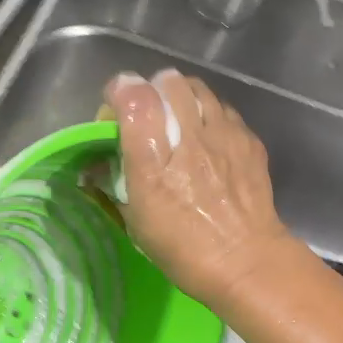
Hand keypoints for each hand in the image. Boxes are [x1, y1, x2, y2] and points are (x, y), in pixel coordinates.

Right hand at [103, 69, 299, 302]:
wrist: (244, 260)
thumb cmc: (181, 249)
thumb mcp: (136, 222)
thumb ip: (116, 184)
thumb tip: (95, 166)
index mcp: (154, 161)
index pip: (134, 97)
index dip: (120, 92)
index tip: (113, 107)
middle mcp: (189, 136)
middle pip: (168, 81)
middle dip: (151, 91)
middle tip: (146, 116)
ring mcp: (224, 133)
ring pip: (198, 89)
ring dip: (181, 98)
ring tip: (177, 124)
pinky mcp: (247, 139)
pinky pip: (222, 110)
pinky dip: (208, 115)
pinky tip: (205, 141)